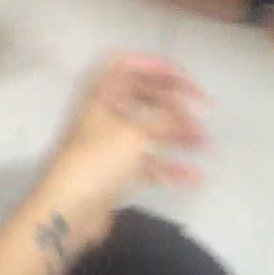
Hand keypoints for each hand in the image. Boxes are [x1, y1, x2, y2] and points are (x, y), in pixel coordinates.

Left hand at [18, 53, 207, 273]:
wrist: (68, 209)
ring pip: (148, 129)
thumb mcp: (134, 134)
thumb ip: (164, 118)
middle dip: (173, 102)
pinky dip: (169, 166)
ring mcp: (109, 142)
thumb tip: (188, 112)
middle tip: (204, 111)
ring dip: (177, 134)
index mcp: (101, 94)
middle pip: (142, 96)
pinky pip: (147, 161)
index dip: (155, 65)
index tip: (186, 78)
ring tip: (206, 144)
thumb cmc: (97, 162)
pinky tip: (192, 176)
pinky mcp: (115, 170)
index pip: (127, 65)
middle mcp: (104, 112)